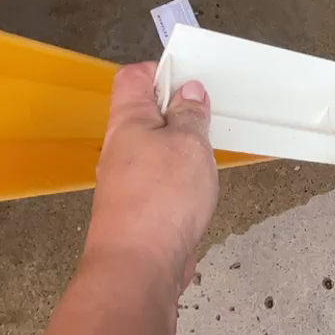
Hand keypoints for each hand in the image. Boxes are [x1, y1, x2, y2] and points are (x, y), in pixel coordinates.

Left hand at [81, 62, 218, 300]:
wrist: (141, 264)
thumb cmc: (162, 197)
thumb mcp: (188, 144)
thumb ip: (189, 115)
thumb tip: (189, 91)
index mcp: (127, 122)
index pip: (133, 78)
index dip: (161, 71)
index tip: (193, 76)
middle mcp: (121, 147)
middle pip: (145, 113)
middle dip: (179, 108)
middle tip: (212, 111)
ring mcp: (129, 179)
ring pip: (156, 146)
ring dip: (184, 142)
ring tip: (212, 146)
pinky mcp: (143, 206)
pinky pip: (163, 176)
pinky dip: (183, 172)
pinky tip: (203, 182)